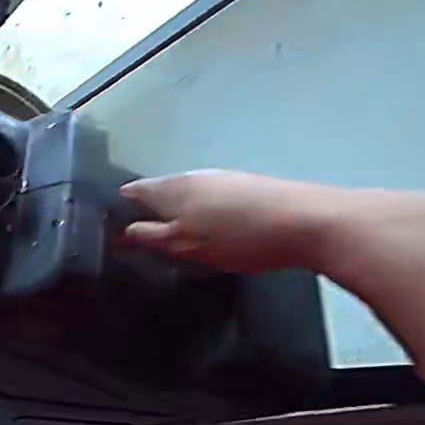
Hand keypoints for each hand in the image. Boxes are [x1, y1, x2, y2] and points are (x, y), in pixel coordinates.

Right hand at [120, 169, 424, 273]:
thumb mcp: (184, 244)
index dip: (115, 212)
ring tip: (176, 246)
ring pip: (184, 199)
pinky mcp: (247, 189)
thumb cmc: (239, 235)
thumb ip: (148, 237)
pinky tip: (211, 238)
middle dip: (146, 216)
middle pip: (157, 194)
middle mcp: (192, 176)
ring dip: (175, 219)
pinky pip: (208, 204)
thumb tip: (122, 232)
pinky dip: (200, 219)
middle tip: (142, 247)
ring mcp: (222, 180)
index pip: (128, 192)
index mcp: (170, 186)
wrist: (314, 223)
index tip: (110, 236)